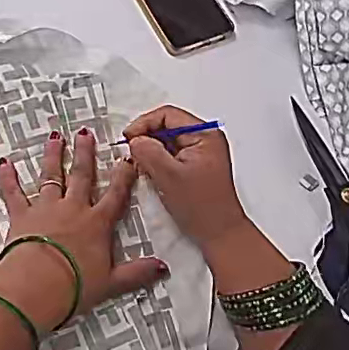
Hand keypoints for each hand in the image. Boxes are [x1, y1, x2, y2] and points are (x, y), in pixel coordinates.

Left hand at [0, 127, 167, 331]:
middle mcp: (73, 210)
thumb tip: (163, 268)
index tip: (127, 158)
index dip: (123, 176)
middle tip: (86, 133)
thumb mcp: (112, 282)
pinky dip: (8, 178)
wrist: (36, 287)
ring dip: (53, 156)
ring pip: (51, 177)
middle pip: (82, 176)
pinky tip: (4, 164)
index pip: (115, 194)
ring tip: (55, 137)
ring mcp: (46, 210)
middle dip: (85, 153)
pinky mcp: (21, 216)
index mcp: (97, 224)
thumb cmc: (74, 287)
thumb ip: (137, 273)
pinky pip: (13, 193)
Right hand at [121, 105, 251, 249]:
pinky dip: (159, 162)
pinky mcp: (196, 165)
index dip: (144, 124)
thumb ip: (148, 152)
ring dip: (152, 152)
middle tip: (133, 154)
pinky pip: (171, 155)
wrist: (219, 234)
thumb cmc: (203, 209)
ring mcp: (202, 152)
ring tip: (144, 168)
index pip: (167, 115)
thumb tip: (135, 139)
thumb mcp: (168, 176)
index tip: (129, 138)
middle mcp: (206, 139)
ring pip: (167, 141)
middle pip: (167, 126)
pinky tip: (153, 175)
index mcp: (205, 135)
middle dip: (147, 139)